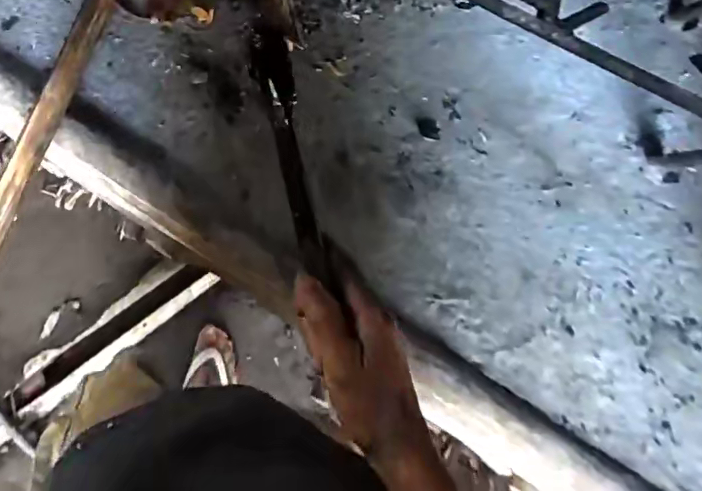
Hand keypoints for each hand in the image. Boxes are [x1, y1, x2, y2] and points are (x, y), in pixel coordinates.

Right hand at [294, 273, 445, 482]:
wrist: (400, 453)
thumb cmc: (368, 406)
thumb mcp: (338, 361)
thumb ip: (321, 318)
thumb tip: (304, 277)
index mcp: (372, 316)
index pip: (344, 272)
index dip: (323, 259)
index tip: (301, 249)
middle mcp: (380, 321)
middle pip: (339, 295)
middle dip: (318, 308)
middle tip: (310, 338)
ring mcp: (381, 341)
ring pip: (341, 317)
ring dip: (324, 331)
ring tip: (320, 360)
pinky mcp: (378, 359)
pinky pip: (347, 336)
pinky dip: (333, 345)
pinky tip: (330, 368)